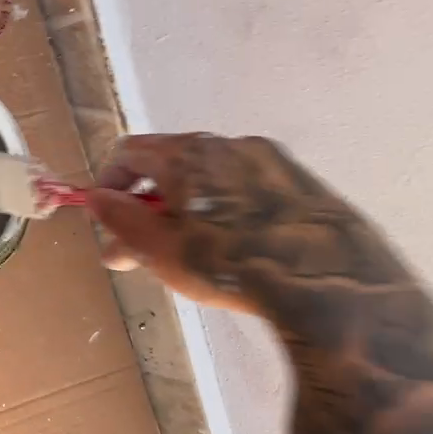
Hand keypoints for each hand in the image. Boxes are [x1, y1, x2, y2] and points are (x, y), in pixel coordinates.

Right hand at [85, 133, 407, 328]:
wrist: (336, 288)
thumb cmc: (227, 263)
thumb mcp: (154, 247)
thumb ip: (117, 217)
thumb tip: (96, 197)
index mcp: (188, 154)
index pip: (128, 152)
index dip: (108, 183)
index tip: (106, 218)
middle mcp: (230, 145)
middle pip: (168, 165)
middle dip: (144, 204)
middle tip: (135, 247)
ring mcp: (274, 162)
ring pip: (208, 178)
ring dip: (183, 207)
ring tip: (183, 250)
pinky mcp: (306, 185)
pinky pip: (245, 188)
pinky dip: (223, 209)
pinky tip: (229, 246)